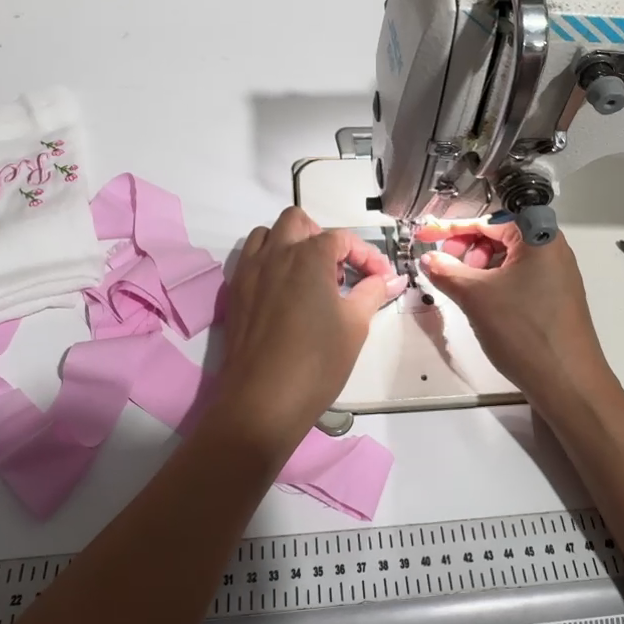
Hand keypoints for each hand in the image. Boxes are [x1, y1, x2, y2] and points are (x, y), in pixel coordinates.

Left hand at [213, 207, 407, 452]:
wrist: (261, 402)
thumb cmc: (316, 362)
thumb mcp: (355, 326)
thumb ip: (372, 293)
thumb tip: (389, 279)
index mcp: (308, 256)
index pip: (342, 238)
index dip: (367, 256)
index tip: (381, 280)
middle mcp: (275, 253)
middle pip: (299, 221)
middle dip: (322, 237)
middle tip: (339, 271)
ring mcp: (250, 271)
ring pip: (268, 234)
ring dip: (290, 244)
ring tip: (309, 277)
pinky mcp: (234, 292)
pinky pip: (250, 258)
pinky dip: (269, 262)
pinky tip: (284, 293)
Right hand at [416, 223, 621, 416]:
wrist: (568, 383)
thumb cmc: (523, 331)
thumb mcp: (476, 297)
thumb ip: (446, 271)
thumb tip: (427, 258)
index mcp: (538, 236)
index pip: (487, 220)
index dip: (451, 228)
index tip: (425, 234)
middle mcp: (552, 248)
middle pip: (499, 235)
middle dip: (466, 248)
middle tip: (443, 267)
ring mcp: (557, 273)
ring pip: (508, 258)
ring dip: (479, 267)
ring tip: (460, 288)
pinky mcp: (556, 296)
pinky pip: (519, 276)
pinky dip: (495, 282)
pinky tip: (480, 300)